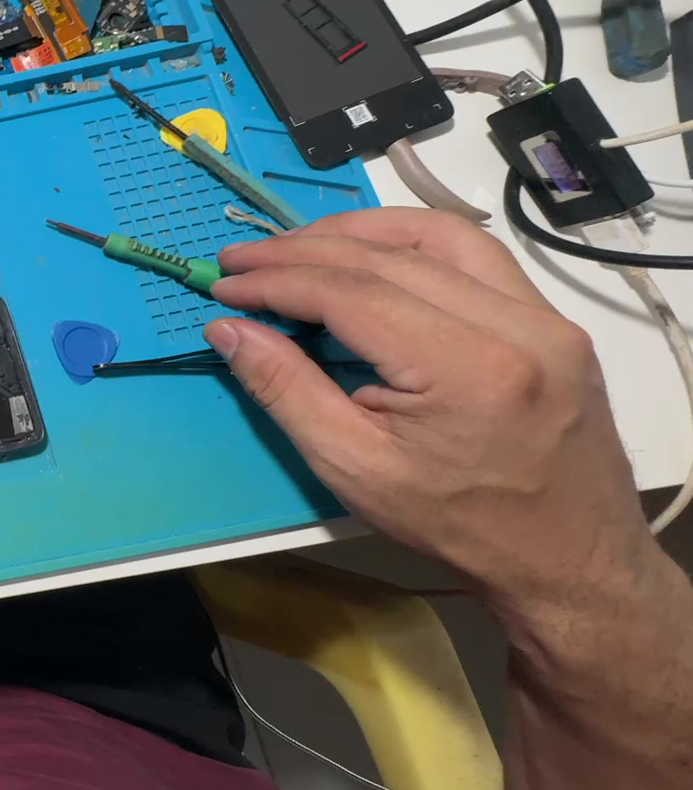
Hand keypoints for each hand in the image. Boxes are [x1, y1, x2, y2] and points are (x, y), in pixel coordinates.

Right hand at [204, 208, 648, 602]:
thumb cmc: (448, 519)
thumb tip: (227, 328)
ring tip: (292, 247)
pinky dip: (403, 243)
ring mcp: (544, 317)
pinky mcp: (549, 321)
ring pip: (436, 237)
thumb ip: (282, 386)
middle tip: (238, 260)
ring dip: (354, 231)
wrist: (566, 558)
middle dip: (298, 251)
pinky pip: (471, 255)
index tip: (222, 286)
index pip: (349, 293)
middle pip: (387, 256)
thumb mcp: (345, 462)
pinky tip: (361, 256)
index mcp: (464, 367)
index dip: (274, 282)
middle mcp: (516, 325)